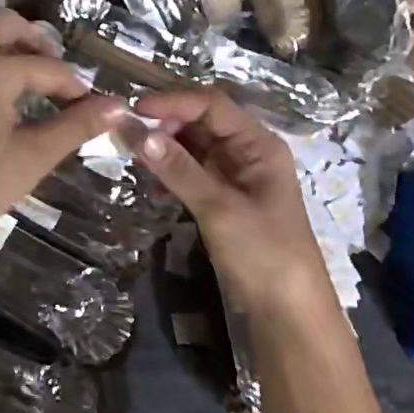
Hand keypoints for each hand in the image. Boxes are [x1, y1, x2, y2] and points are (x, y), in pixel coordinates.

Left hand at [0, 11, 124, 249]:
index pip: (51, 69)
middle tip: (61, 76)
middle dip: (39, 43)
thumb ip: (78, 125)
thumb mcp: (36, 154)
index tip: (97, 113)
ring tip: (30, 72)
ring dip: (7, 43)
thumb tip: (119, 106)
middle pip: (8, 25)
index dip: (78, 90)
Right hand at [132, 91, 333, 316]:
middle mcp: (249, 153)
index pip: (213, 106)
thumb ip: (179, 170)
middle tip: (126, 133)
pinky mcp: (225, 200)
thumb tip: (139, 134)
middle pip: (203, 123)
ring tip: (132, 156)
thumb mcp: (219, 209)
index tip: (134, 109)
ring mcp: (237, 177)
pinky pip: (194, 174)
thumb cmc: (263, 252)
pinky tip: (152, 186)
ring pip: (196, 149)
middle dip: (166, 124)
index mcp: (259, 144)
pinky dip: (173, 174)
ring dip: (166, 149)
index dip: (173, 103)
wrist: (287, 310)